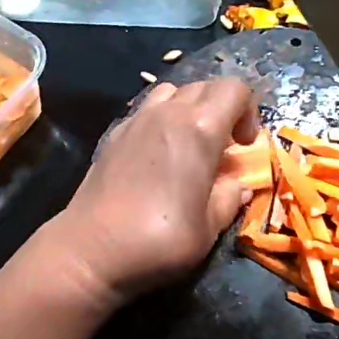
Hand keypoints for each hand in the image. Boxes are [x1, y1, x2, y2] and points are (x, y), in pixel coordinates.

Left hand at [47, 79, 257, 309]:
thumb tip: (239, 185)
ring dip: (191, 109)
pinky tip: (159, 156)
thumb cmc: (158, 240)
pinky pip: (147, 109)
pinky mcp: (115, 134)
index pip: (235, 90)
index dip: (249, 111)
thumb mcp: (209, 228)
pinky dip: (163, 120)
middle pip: (206, 87)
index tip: (244, 146)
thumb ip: (229, 198)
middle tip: (224, 148)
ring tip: (191, 145)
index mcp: (199, 129)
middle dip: (223, 109)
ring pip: (174, 91)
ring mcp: (137, 120)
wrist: (89, 252)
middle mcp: (168, 113)